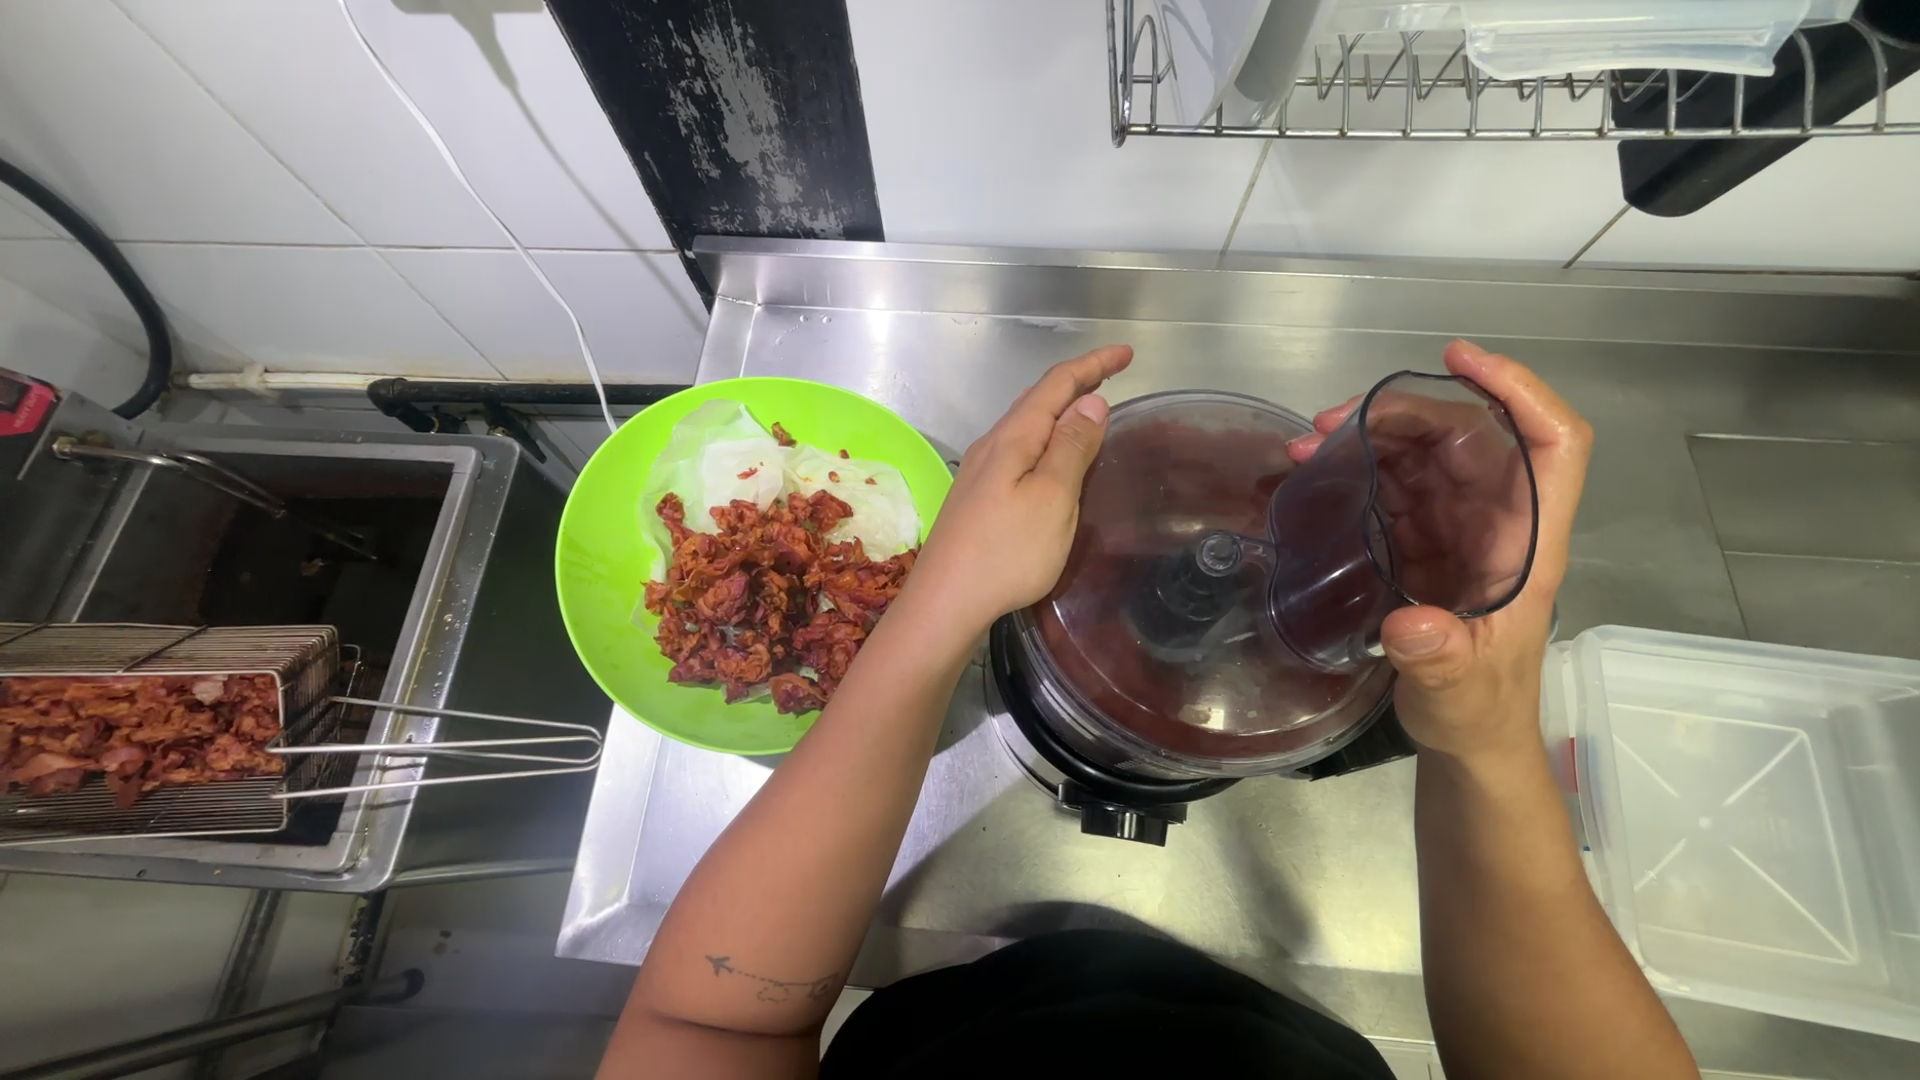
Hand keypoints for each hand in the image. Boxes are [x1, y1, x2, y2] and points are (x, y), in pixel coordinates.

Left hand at [907, 345, 1132, 634]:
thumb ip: (1070, 447)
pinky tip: (1053, 460)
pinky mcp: (977, 499)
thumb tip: (1090, 401)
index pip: (1056, 385)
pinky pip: (1018, 453)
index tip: (1127, 353)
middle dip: (1076, 383)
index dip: (1092, 365)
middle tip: (1113, 374)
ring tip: (1089, 411)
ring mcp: (979, 473)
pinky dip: (1045, 442)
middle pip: (1037, 401)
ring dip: (1059, 412)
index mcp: (1013, 438)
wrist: (945, 602)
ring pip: (1025, 428)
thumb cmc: (1006, 552)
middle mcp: (991, 446)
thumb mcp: (1051, 498)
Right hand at [1292, 340, 1591, 761]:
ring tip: (1310, 444)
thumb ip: (1439, 659)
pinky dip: (1355, 471)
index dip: (1517, 392)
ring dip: (1370, 438)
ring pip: (1423, 456)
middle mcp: (1495, 522)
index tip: (1459, 361)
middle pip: (1465, 438)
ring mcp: (1455, 530)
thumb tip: (1412, 624)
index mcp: (1526, 543)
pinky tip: (1316, 473)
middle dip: (1404, 415)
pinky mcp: (1420, 542)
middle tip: (1332, 422)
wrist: (1463, 733)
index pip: (1550, 446)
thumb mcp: (1458, 690)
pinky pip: (1392, 487)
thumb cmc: (1476, 711)